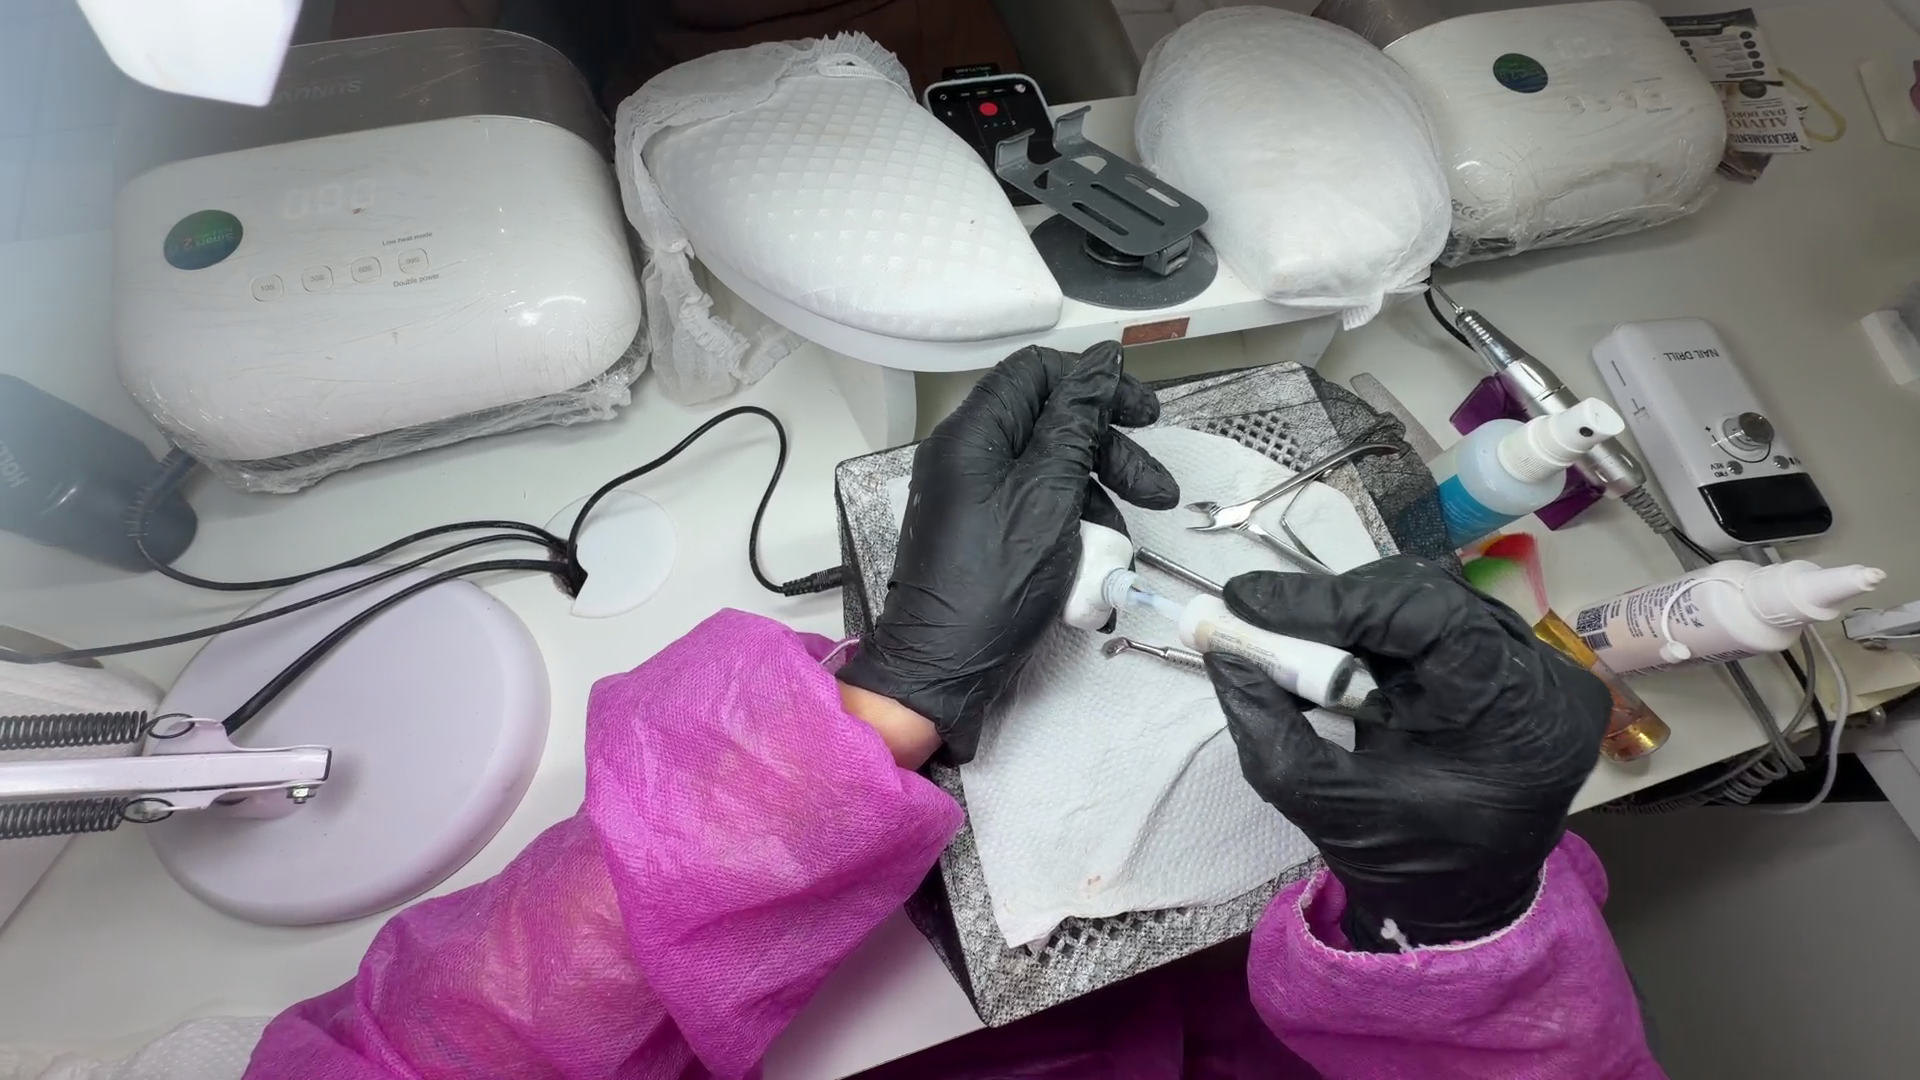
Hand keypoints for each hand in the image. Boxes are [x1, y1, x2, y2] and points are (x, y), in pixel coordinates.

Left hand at [838, 342, 1178, 763]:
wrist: (944, 665)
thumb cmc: (996, 577)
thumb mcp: (1048, 493)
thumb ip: (1076, 422)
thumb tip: (1101, 361)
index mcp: (974, 432)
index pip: (1037, 373)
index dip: (1096, 385)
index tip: (1144, 415)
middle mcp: (970, 455)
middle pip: (1052, 424)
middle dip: (1110, 454)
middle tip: (1157, 491)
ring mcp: (975, 494)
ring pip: (1052, 472)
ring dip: (1098, 500)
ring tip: (1124, 543)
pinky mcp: (986, 530)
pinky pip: (1037, 509)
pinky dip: (1072, 528)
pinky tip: (1098, 563)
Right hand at [1205, 556, 1610, 950]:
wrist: (1462, 899)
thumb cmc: (1408, 865)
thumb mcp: (1324, 806)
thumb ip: (1267, 728)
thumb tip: (1220, 650)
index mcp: (1519, 717)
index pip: (1427, 617)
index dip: (1330, 601)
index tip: (1247, 602)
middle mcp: (1537, 675)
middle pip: (1421, 594)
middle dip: (1328, 604)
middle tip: (1256, 619)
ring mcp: (1521, 663)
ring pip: (1415, 595)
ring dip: (1339, 612)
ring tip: (1286, 638)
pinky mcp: (1491, 662)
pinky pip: (1416, 617)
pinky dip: (1355, 627)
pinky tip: (1321, 651)